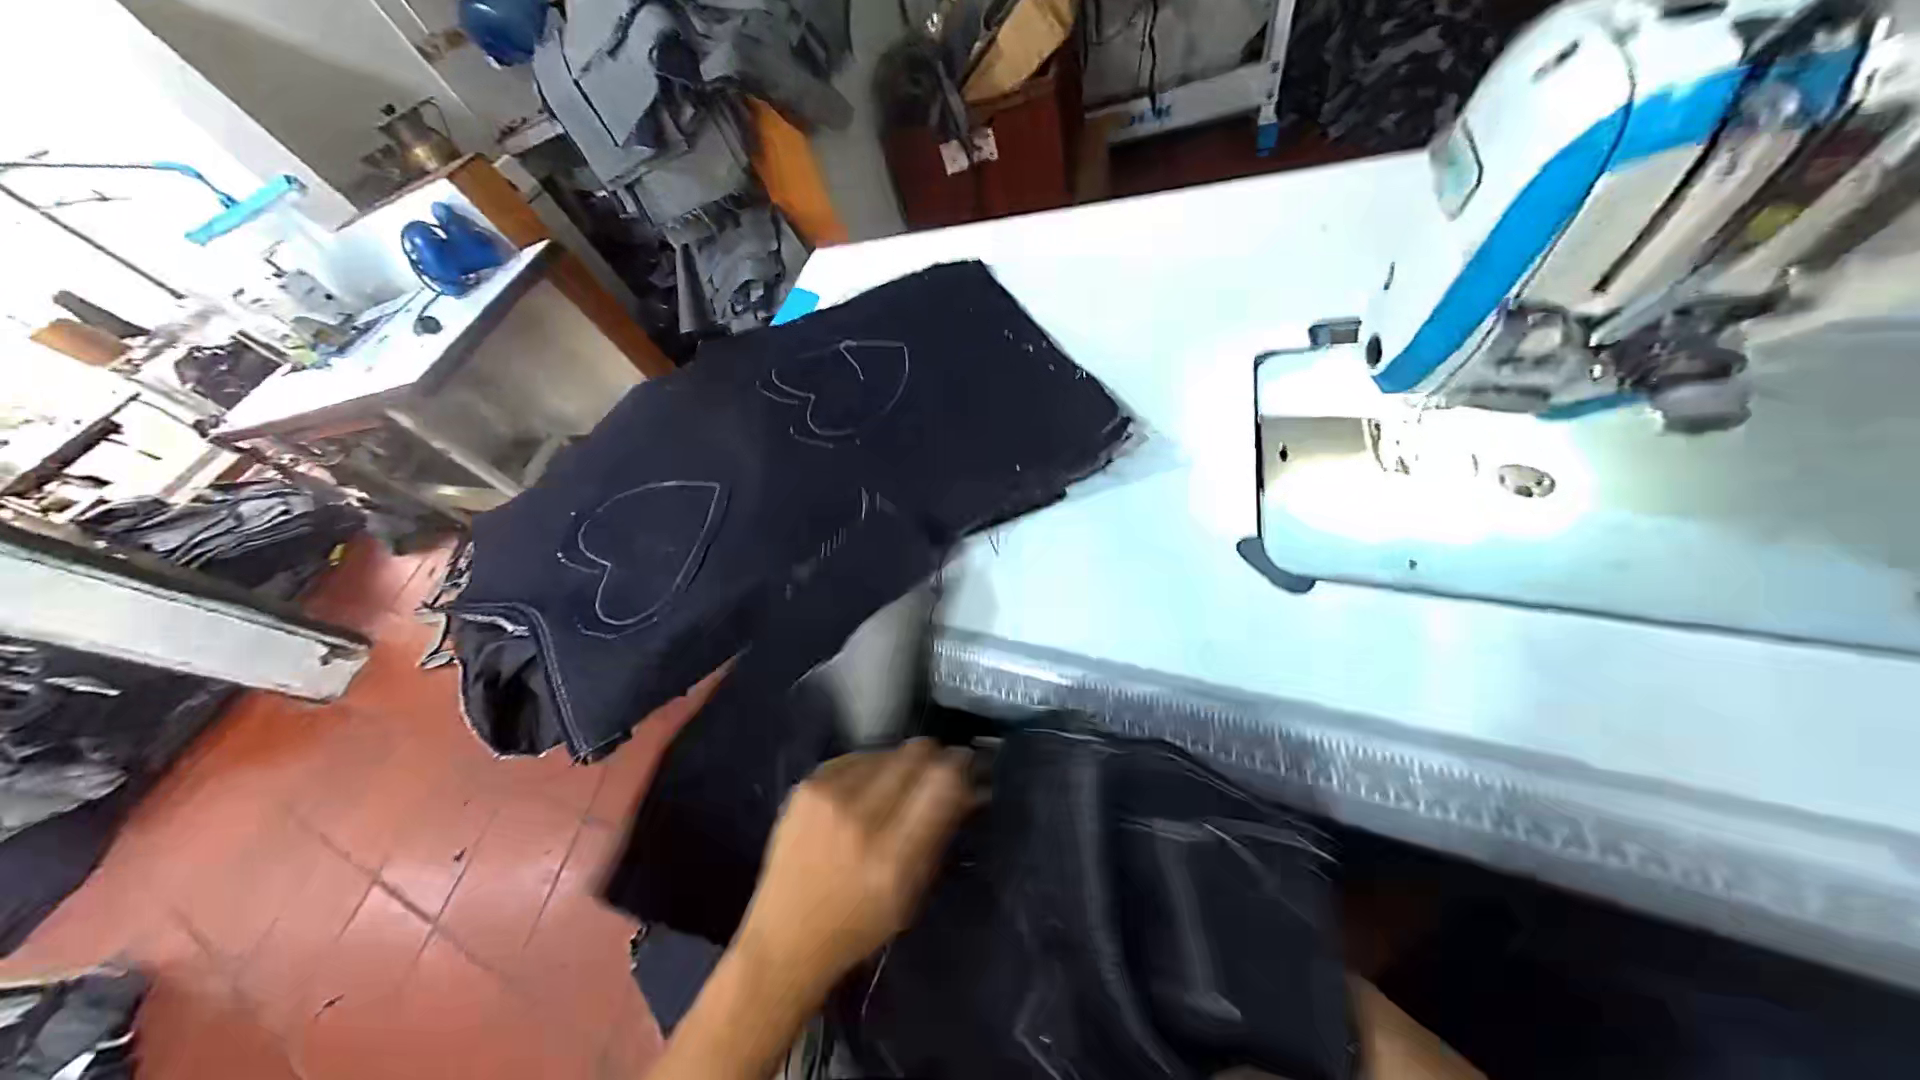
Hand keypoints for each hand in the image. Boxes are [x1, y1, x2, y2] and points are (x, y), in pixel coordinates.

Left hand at [735, 739, 976, 994]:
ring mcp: (828, 796)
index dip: (960, 766)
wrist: (784, 937)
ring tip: (901, 783)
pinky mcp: (806, 786)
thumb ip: (940, 833)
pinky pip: (855, 757)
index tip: (967, 766)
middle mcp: (859, 817)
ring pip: (887, 751)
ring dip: (902, 762)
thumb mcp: (911, 893)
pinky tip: (869, 787)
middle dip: (935, 756)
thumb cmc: (858, 926)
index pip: (941, 782)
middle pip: (915, 755)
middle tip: (940, 767)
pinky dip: (870, 767)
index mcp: (893, 857)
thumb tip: (969, 786)